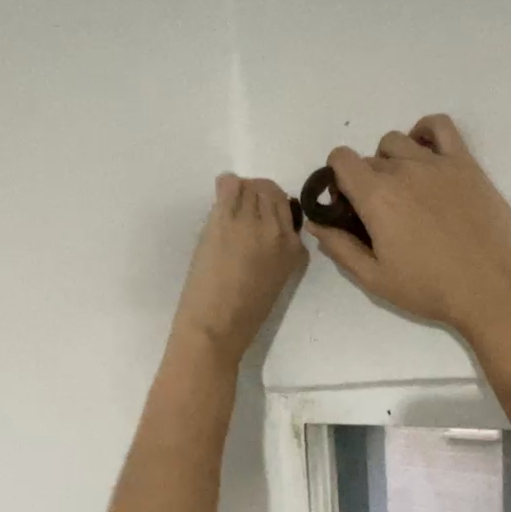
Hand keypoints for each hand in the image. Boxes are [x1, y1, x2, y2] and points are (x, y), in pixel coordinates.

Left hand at [172, 174, 307, 367]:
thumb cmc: (242, 316)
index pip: (287, 207)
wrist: (216, 327)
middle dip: (254, 195)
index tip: (254, 216)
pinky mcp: (225, 220)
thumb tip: (261, 228)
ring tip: (226, 211)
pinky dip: (224, 187)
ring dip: (237, 194)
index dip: (268, 207)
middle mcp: (278, 231)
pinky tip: (219, 202)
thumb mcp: (274, 281)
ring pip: (249, 186)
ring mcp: (251, 222)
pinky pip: (228, 184)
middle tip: (237, 211)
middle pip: (269, 191)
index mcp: (294, 249)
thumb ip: (275, 252)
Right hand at [310, 115, 510, 337]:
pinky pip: (440, 126)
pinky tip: (424, 155)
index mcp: (377, 196)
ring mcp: (437, 163)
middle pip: (368, 159)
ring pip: (398, 141)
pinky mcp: (466, 163)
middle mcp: (404, 169)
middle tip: (378, 217)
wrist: (490, 288)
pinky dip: (424, 132)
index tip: (346, 208)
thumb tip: (316, 222)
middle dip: (363, 182)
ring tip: (402, 192)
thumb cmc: (428, 289)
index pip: (340, 160)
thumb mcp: (374, 278)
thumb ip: (340, 247)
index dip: (336, 181)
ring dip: (390, 160)